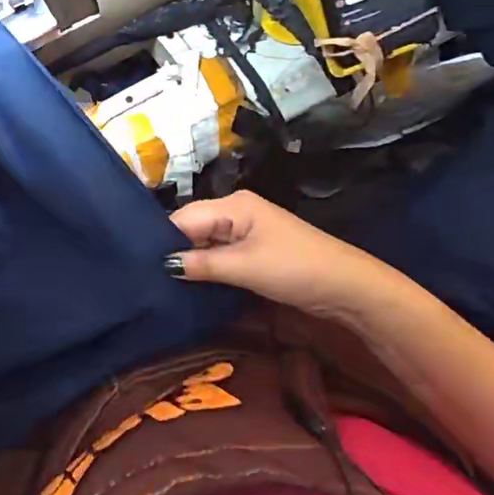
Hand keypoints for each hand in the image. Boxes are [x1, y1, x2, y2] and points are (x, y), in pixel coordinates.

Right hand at [168, 191, 410, 318]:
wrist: (351, 290)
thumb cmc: (297, 269)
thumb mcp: (245, 268)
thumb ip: (201, 263)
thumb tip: (164, 264)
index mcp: (233, 204)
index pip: (184, 217)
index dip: (163, 239)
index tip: (142, 265)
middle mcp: (235, 211)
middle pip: (191, 227)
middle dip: (173, 250)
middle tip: (148, 277)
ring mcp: (245, 231)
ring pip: (203, 242)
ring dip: (189, 261)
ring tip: (162, 283)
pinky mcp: (252, 250)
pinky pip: (218, 254)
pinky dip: (206, 268)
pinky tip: (191, 284)